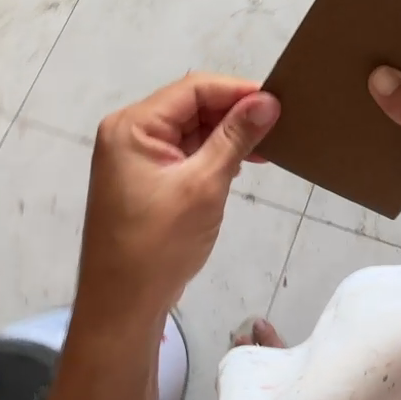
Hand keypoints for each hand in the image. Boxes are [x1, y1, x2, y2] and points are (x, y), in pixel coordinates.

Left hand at [71, 74, 280, 331]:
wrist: (122, 311)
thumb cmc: (158, 245)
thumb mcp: (204, 185)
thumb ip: (236, 136)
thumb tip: (269, 100)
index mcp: (133, 126)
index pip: (194, 89)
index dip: (238, 90)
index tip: (278, 101)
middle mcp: (130, 132)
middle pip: (193, 105)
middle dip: (235, 113)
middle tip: (279, 124)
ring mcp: (137, 156)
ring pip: (194, 127)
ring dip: (229, 134)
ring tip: (269, 145)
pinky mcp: (146, 177)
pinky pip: (187, 149)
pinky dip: (216, 152)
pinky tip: (244, 162)